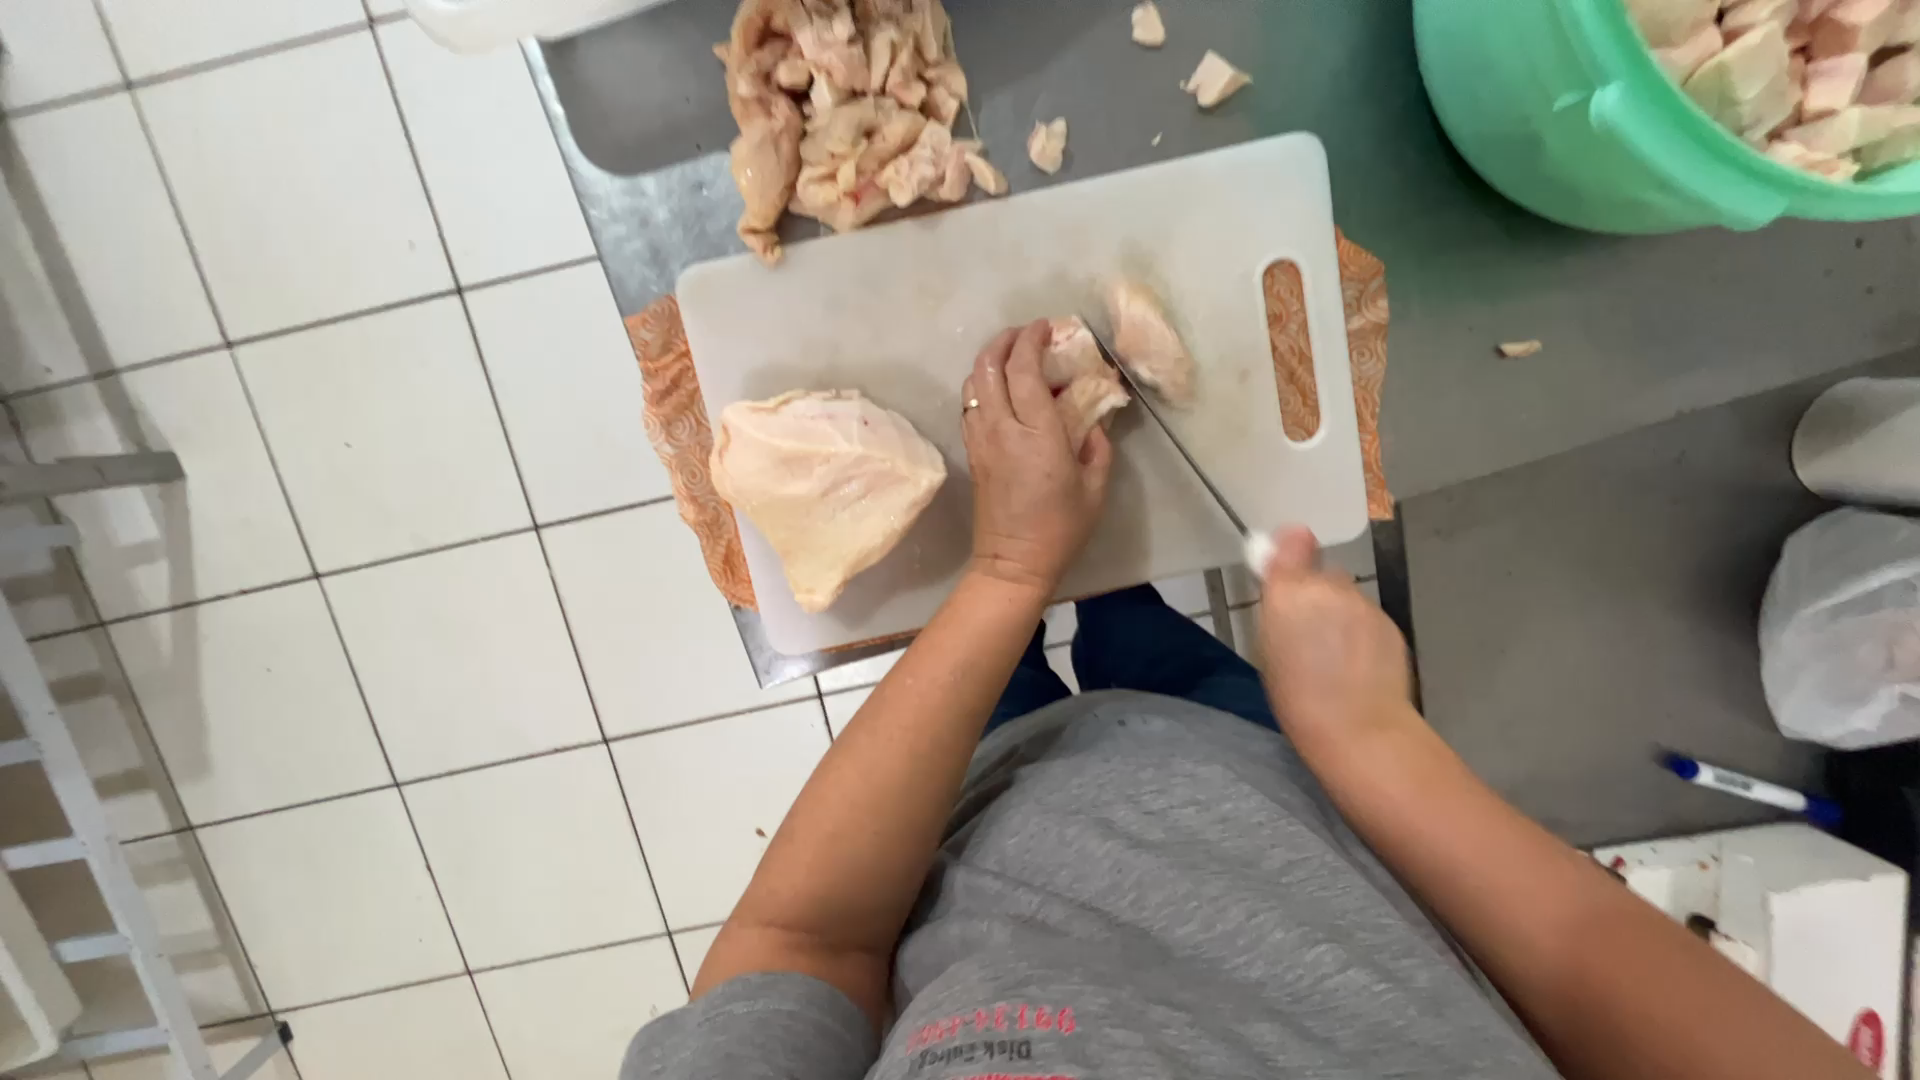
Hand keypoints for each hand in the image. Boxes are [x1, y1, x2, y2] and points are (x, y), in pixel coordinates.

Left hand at [961, 320, 1113, 595]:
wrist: (1013, 563)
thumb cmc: (1060, 529)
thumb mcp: (1094, 487)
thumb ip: (1096, 446)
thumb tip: (1091, 419)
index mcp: (1036, 434)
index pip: (1023, 369)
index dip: (1031, 339)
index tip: (1045, 327)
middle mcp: (1002, 430)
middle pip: (988, 367)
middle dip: (1004, 340)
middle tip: (1024, 334)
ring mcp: (981, 441)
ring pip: (973, 385)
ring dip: (989, 362)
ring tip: (1010, 357)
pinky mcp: (972, 454)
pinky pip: (970, 408)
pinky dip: (982, 388)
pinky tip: (1000, 392)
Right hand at [1257, 527, 1421, 753]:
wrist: (1359, 728)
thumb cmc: (1295, 696)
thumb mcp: (1268, 647)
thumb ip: (1278, 602)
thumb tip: (1281, 570)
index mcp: (1288, 592)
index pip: (1293, 542)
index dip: (1291, 548)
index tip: (1284, 562)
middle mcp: (1328, 587)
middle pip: (1320, 574)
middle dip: (1313, 592)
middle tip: (1304, 631)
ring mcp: (1363, 603)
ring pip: (1344, 595)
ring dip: (1337, 612)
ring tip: (1332, 653)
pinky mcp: (1389, 621)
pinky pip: (1365, 616)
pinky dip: (1358, 630)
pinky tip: (1356, 662)